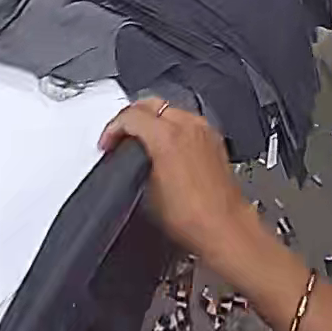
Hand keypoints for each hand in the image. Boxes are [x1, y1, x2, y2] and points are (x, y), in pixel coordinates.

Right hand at [99, 99, 257, 262]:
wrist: (222, 226)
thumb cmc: (191, 216)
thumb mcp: (147, 190)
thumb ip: (136, 162)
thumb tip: (133, 157)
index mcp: (167, 136)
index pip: (131, 115)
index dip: (113, 128)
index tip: (108, 141)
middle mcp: (188, 126)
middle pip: (151, 104)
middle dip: (132, 117)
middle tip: (121, 135)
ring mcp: (203, 130)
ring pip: (170, 109)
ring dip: (153, 119)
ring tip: (142, 139)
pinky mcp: (214, 138)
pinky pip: (188, 121)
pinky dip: (173, 126)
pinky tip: (167, 144)